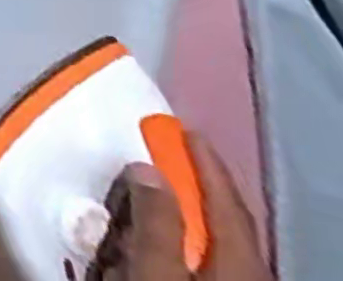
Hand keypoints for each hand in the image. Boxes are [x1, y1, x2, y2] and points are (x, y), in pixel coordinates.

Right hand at [95, 135, 269, 280]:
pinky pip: (209, 258)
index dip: (208, 168)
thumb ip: (156, 222)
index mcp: (241, 267)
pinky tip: (168, 232)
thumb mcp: (156, 271)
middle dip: (204, 187)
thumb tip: (148, 168)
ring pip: (223, 243)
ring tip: (167, 186)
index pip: (228, 207)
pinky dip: (190, 234)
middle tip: (177, 153)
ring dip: (195, 210)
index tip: (186, 131)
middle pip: (232, 226)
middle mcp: (250, 277)